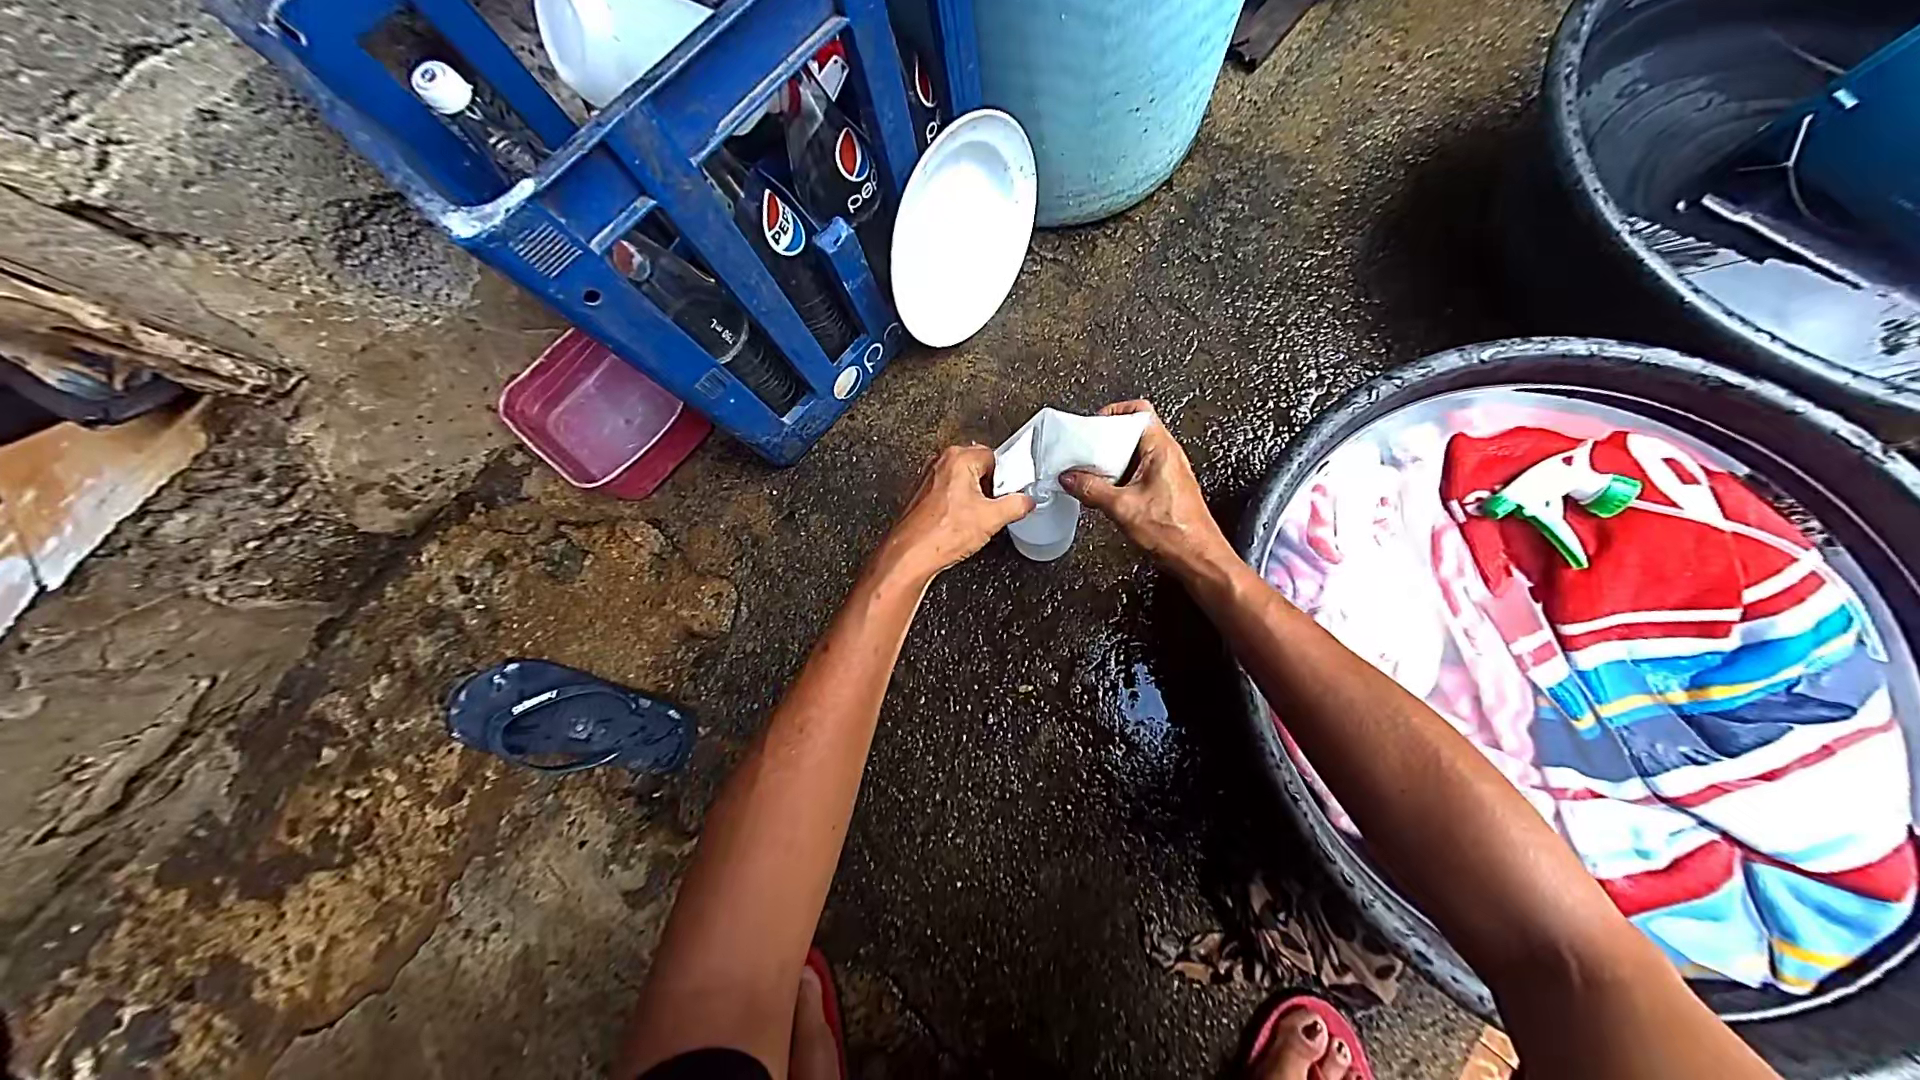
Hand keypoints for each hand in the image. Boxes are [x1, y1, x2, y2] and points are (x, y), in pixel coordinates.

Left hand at [875, 445, 1035, 580]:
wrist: (910, 555)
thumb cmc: (940, 534)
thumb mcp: (993, 519)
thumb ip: (1017, 505)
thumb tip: (1026, 501)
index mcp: (959, 459)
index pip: (994, 456)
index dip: (1004, 477)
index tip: (1005, 494)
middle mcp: (941, 463)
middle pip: (978, 467)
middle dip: (988, 487)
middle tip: (989, 509)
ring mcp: (929, 478)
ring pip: (962, 481)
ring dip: (971, 498)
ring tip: (971, 520)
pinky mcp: (922, 495)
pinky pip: (948, 493)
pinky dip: (956, 506)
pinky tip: (957, 524)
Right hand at [1058, 400, 1233, 573]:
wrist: (1197, 558)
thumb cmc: (1176, 533)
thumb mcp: (1122, 508)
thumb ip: (1091, 490)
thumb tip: (1070, 478)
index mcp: (1162, 449)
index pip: (1139, 411)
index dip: (1114, 412)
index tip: (1093, 425)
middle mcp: (1168, 456)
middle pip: (1133, 432)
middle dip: (1106, 440)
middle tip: (1087, 451)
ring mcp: (1168, 472)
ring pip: (1134, 453)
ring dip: (1112, 461)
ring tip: (1093, 473)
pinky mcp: (1165, 489)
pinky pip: (1138, 472)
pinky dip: (1120, 477)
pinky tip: (1106, 493)